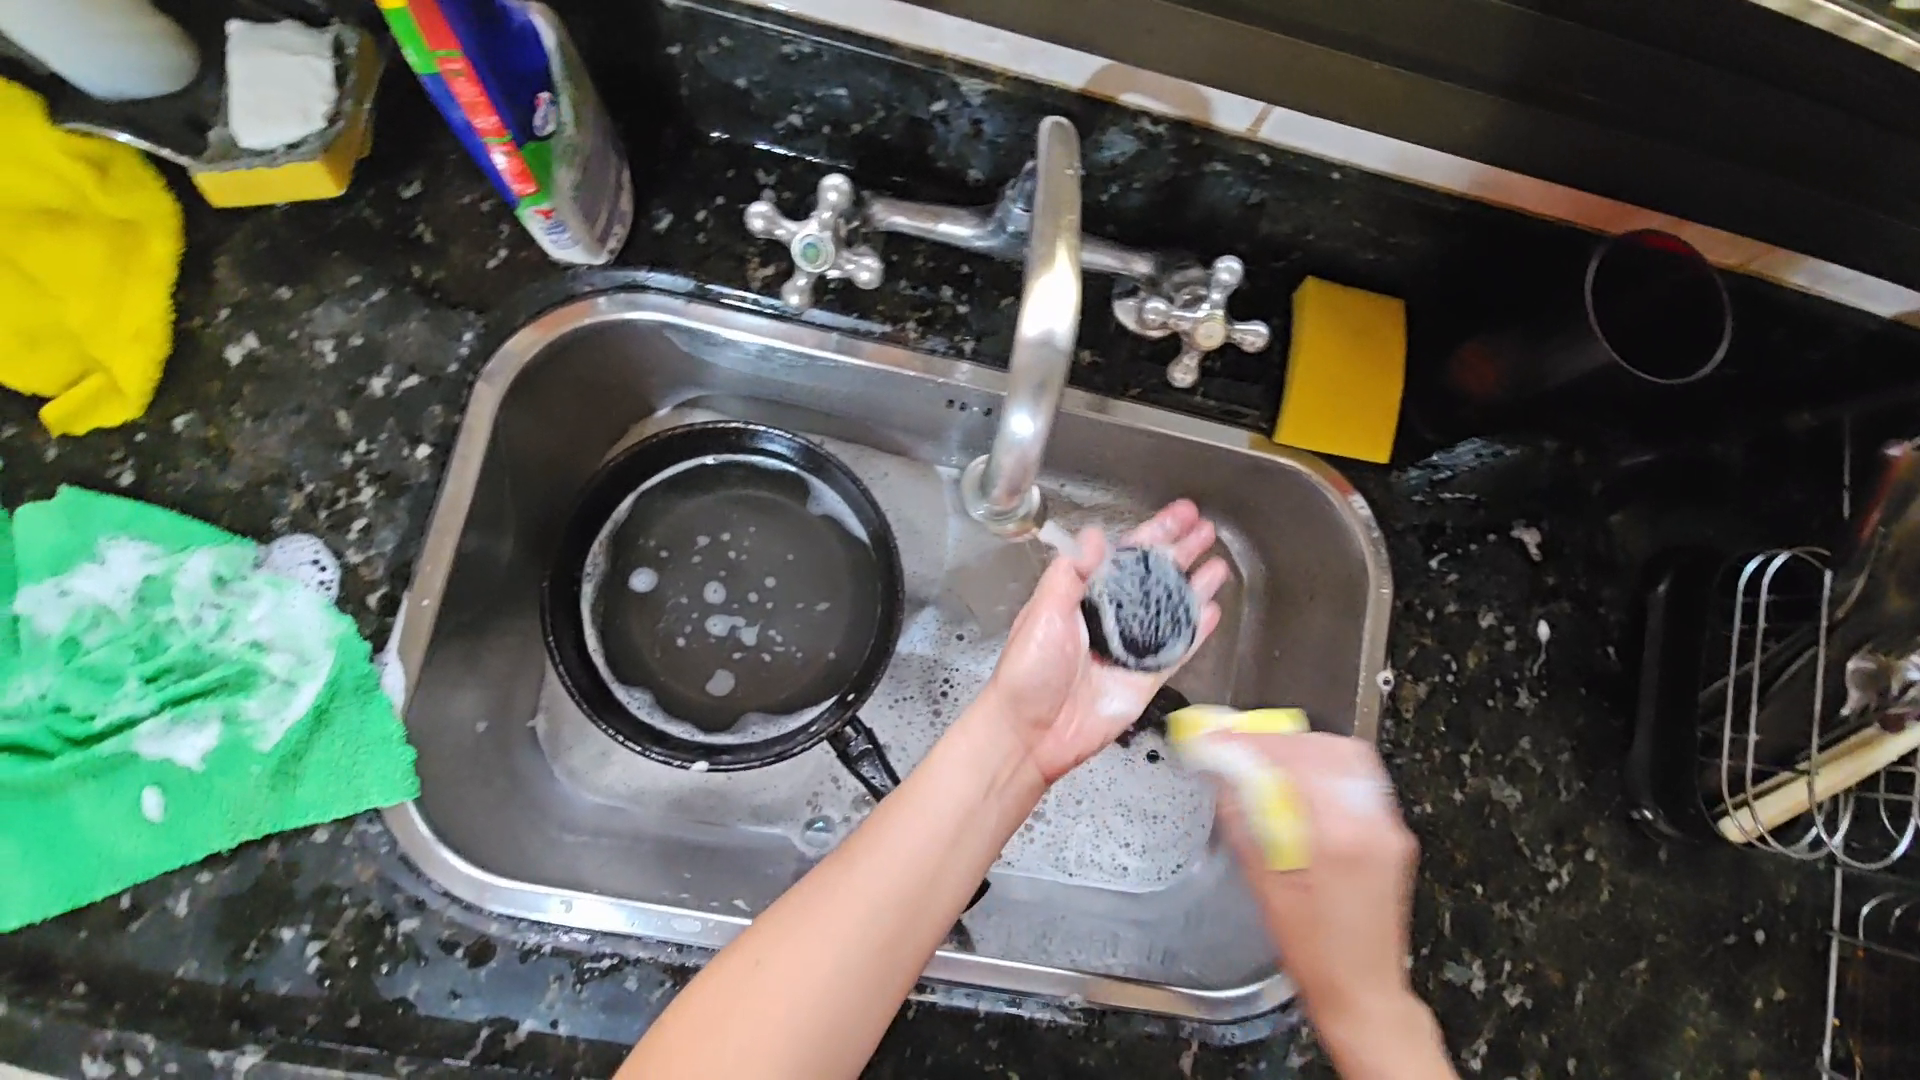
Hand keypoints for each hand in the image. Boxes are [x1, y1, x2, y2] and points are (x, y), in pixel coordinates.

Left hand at [978, 499, 1228, 784]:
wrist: (1030, 730)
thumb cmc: (1026, 671)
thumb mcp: (1043, 610)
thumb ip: (1072, 572)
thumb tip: (1093, 536)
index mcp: (1083, 595)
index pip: (1125, 555)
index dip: (1154, 533)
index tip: (1179, 514)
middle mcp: (1109, 616)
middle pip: (1153, 576)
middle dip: (1180, 550)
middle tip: (1206, 528)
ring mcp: (1130, 646)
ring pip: (1171, 608)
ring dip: (1194, 585)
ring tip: (1218, 563)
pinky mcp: (1145, 677)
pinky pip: (1177, 649)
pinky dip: (1197, 630)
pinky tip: (1213, 609)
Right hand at [1216, 733, 1453, 1079]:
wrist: (1364, 991)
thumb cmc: (1314, 951)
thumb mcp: (1265, 885)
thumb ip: (1243, 822)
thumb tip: (1223, 777)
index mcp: (1339, 837)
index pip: (1296, 761)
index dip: (1254, 743)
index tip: (1224, 739)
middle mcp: (1373, 825)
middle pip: (1330, 749)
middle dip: (1283, 739)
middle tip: (1247, 746)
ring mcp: (1389, 829)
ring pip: (1351, 759)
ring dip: (1308, 749)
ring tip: (1272, 760)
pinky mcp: (1394, 836)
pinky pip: (1362, 781)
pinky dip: (1328, 768)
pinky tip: (1302, 783)